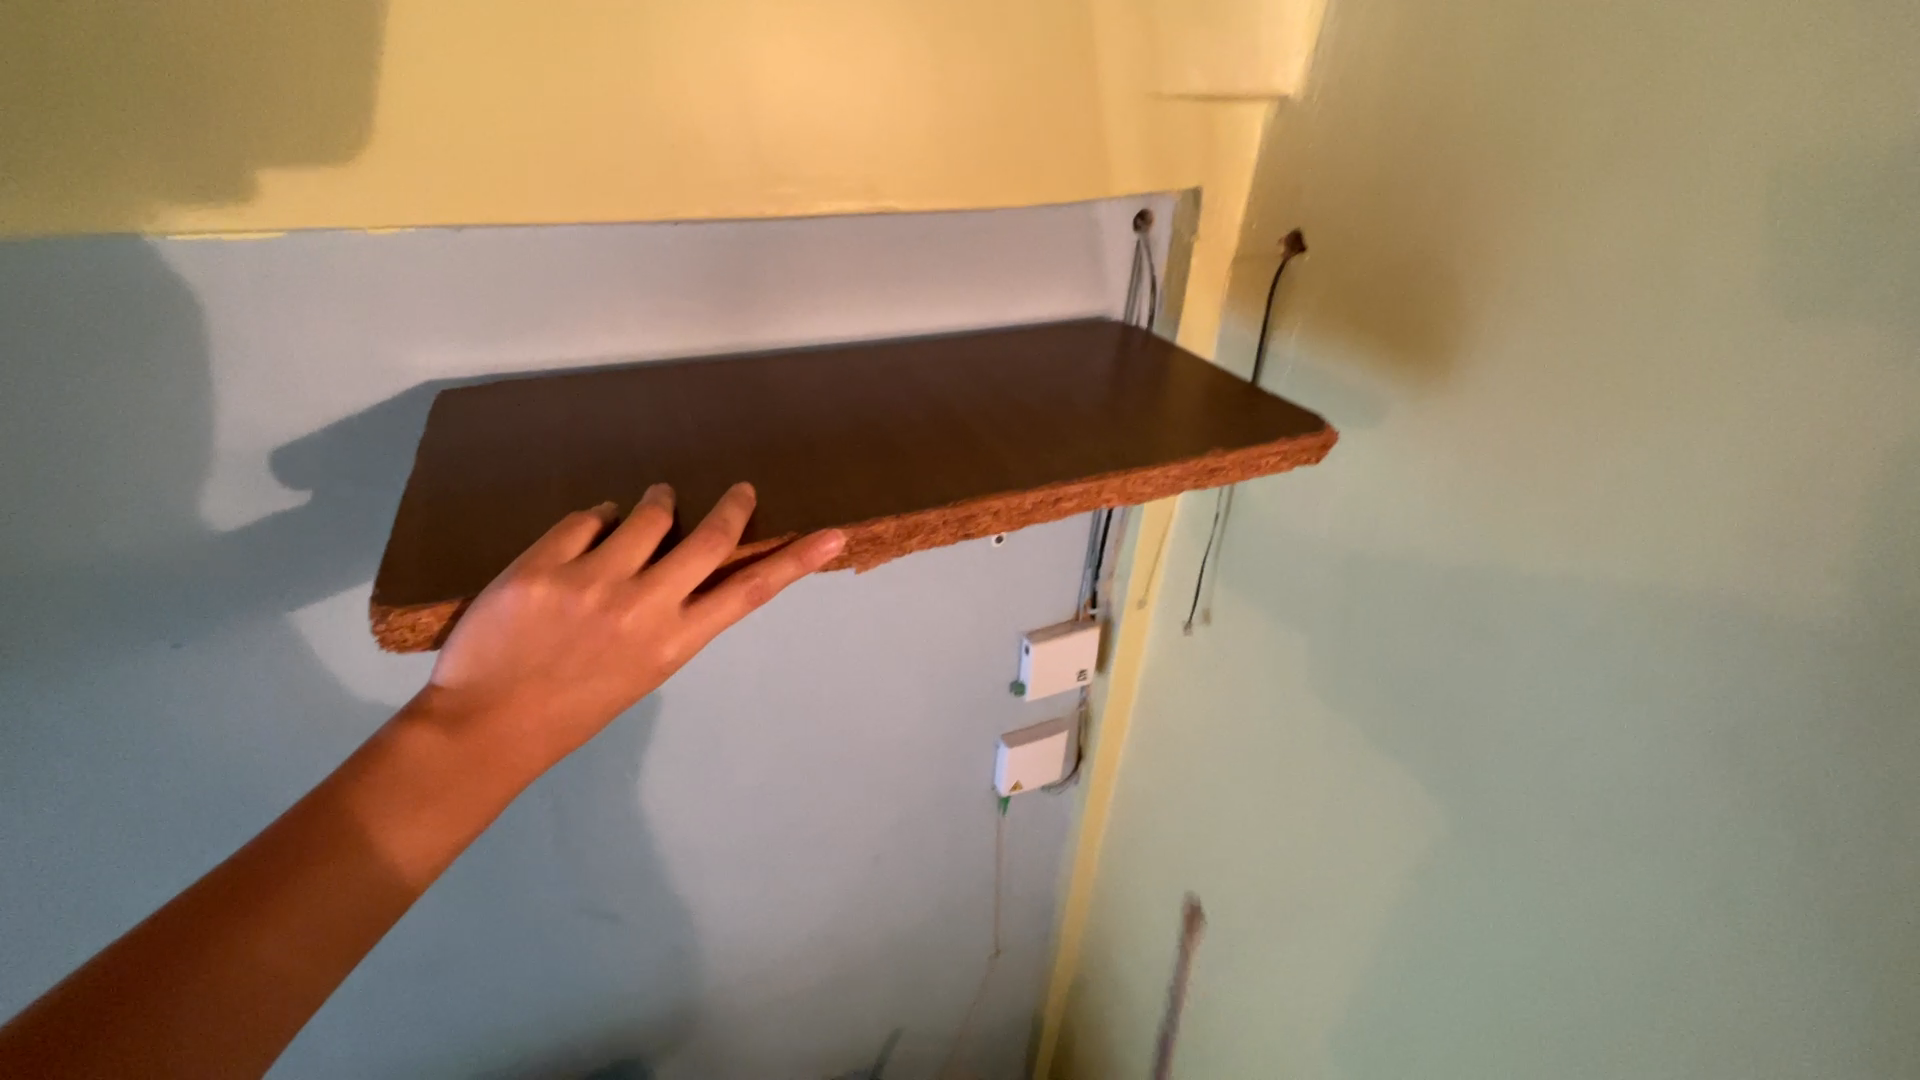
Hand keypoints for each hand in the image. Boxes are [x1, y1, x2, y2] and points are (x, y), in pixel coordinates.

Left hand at [419, 482, 842, 771]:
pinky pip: (587, 518)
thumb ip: (672, 617)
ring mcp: (594, 581)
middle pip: (711, 538)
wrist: (486, 726)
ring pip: (649, 515)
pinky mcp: (544, 564)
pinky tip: (591, 531)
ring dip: (659, 503)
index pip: (751, 591)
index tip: (834, 534)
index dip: (797, 560)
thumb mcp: (643, 669)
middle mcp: (645, 606)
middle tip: (740, 490)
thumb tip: (686, 561)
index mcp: (676, 641)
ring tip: (654, 504)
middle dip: (733, 507)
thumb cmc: (573, 706)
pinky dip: (598, 518)